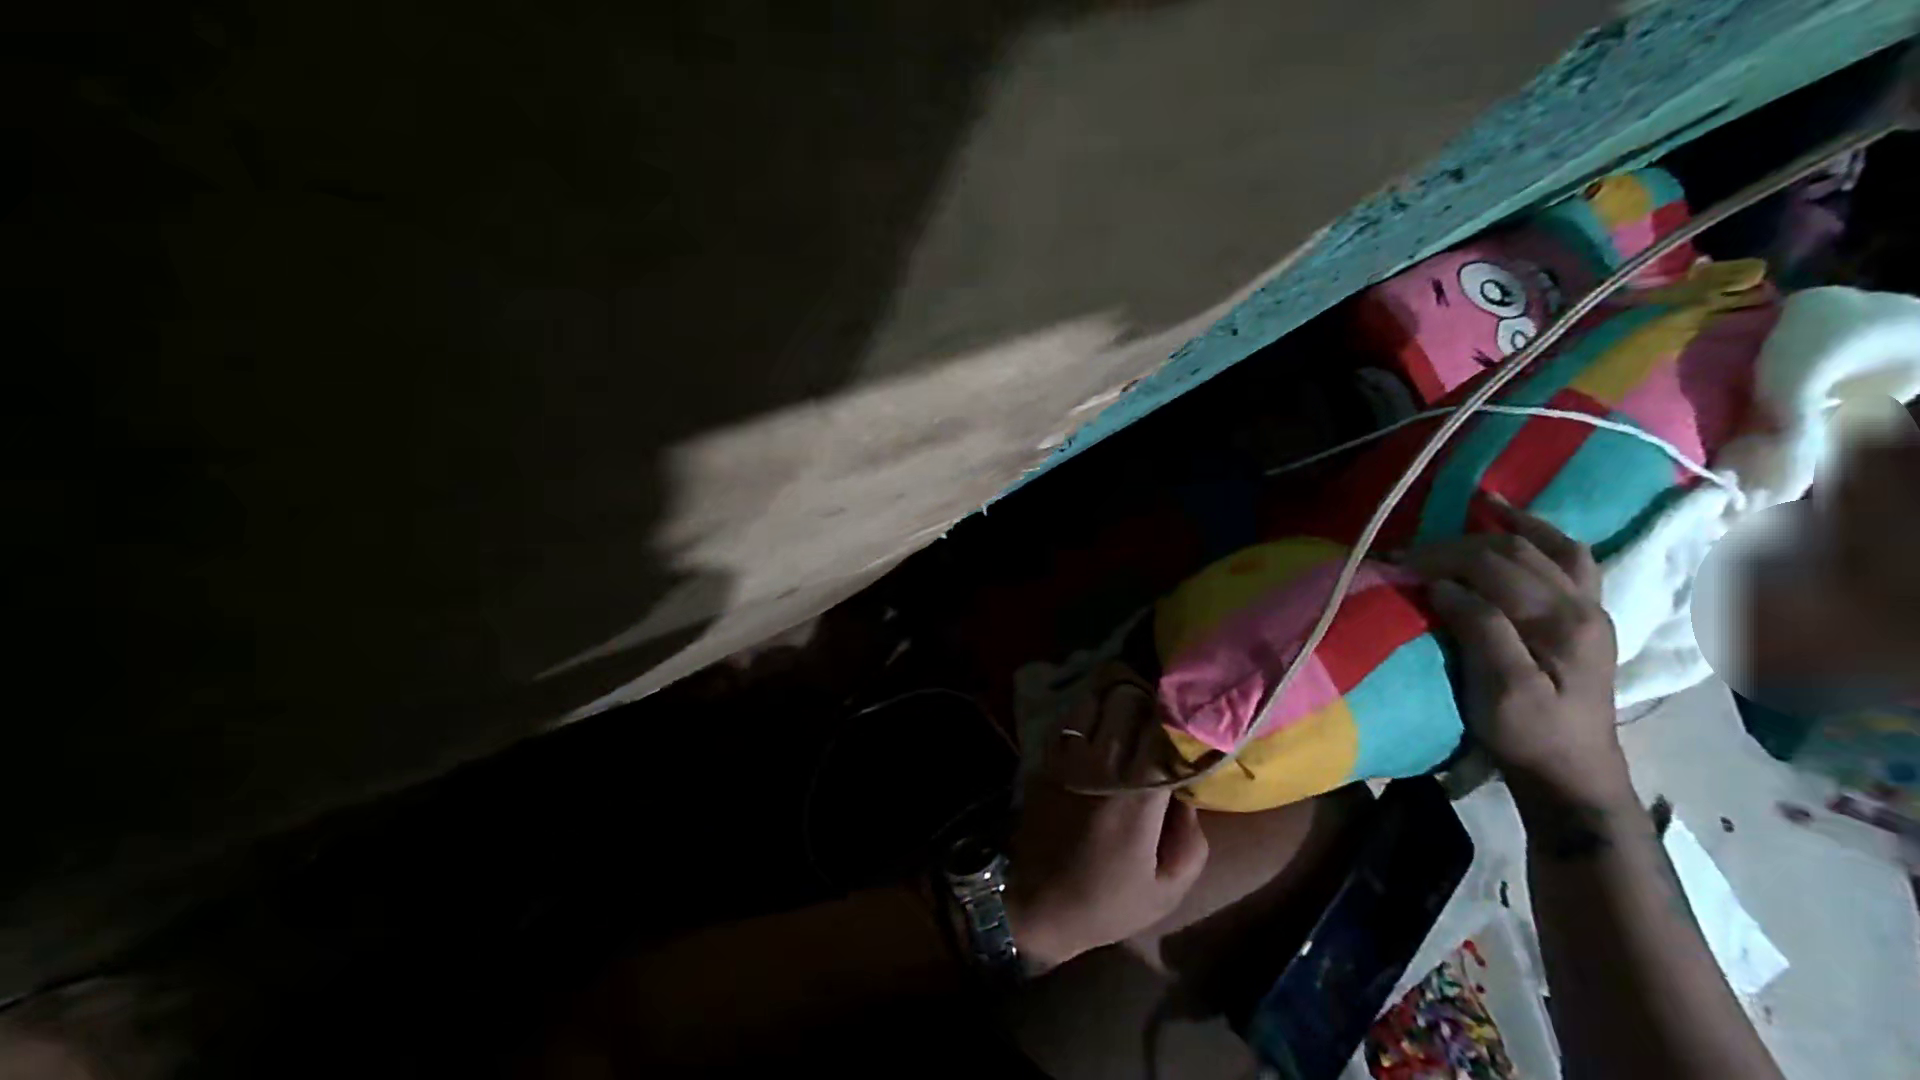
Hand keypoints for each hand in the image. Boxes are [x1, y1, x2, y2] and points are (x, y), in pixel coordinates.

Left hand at [1005, 679, 1208, 971]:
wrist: (1036, 906)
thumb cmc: (1106, 904)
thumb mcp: (1167, 889)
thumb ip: (1190, 839)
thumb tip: (1188, 794)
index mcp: (1137, 795)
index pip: (1163, 731)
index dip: (1180, 718)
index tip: (1194, 717)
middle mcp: (1101, 764)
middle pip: (1127, 701)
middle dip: (1148, 701)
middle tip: (1160, 713)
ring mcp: (1067, 758)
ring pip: (1094, 700)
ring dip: (1114, 701)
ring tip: (1128, 714)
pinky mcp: (1045, 760)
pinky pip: (1068, 720)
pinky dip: (1086, 715)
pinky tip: (1096, 729)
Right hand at [1409, 498, 1624, 804]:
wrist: (1571, 771)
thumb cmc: (1527, 734)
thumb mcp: (1500, 691)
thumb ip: (1481, 631)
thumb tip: (1444, 587)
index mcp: (1560, 622)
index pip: (1492, 568)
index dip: (1441, 560)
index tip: (1396, 566)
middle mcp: (1581, 604)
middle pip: (1514, 551)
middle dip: (1457, 545)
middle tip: (1409, 555)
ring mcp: (1589, 607)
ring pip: (1546, 546)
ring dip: (1504, 526)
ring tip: (1471, 507)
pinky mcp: (1584, 615)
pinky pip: (1568, 558)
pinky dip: (1539, 533)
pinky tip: (1515, 522)